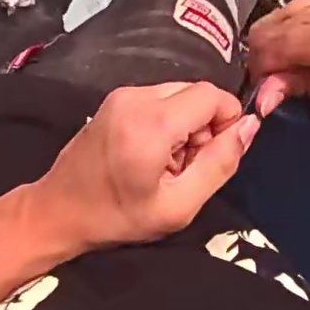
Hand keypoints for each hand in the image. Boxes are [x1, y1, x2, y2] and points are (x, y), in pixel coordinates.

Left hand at [25, 82, 260, 250]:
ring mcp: (119, 96)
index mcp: (150, 123)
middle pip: (196, 92)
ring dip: (185, 125)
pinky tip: (150, 153)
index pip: (212, 95)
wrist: (58, 210)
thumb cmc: (116, 217)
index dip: (226, 121)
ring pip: (178, 94)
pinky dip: (166, 122)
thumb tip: (250, 126)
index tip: (213, 155)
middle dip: (204, 125)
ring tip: (166, 163)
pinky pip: (157, 99)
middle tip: (186, 165)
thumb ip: (220, 164)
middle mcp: (134, 98)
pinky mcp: (112, 100)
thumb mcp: (178, 205)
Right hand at [244, 0, 309, 156]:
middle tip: (272, 80)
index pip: (288, 38)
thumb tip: (261, 87)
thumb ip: (302, 89)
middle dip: (272, 49)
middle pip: (290, 14)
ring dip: (291, 36)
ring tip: (294, 67)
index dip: (261, 64)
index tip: (256, 87)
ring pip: (305, 4)